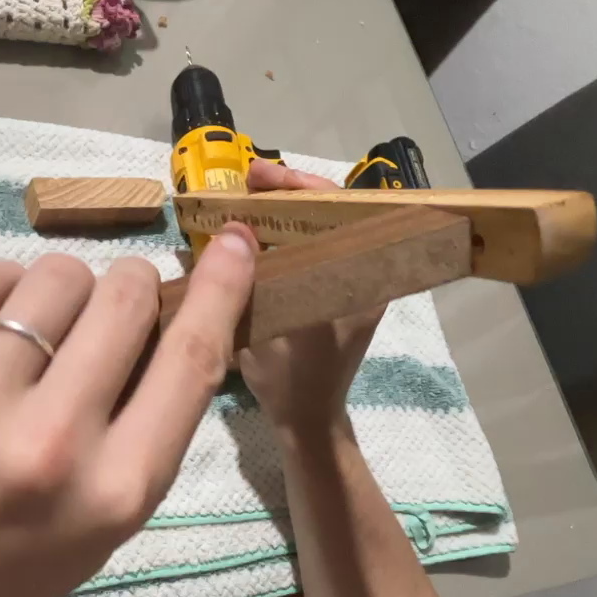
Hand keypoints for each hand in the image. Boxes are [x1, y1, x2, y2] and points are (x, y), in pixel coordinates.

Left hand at [0, 225, 261, 596]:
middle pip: (124, 298)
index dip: (221, 290)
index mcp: (116, 492)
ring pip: (54, 277)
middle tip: (107, 306)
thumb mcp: (95, 532)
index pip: (192, 360)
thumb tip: (166, 329)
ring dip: (59, 290)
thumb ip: (139, 435)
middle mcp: (55, 443)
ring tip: (33, 331)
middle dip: (128, 286)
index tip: (235, 246)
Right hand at [236, 159, 382, 436]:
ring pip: (324, 225)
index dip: (298, 186)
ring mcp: (355, 280)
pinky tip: (258, 229)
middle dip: (289, 190)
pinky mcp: (341, 288)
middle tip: (248, 179)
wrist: (310, 420)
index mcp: (356, 280)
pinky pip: (318, 246)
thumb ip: (248, 285)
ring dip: (288, 208)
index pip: (339, 211)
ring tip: (247, 197)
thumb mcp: (261, 332)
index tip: (258, 176)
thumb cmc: (289, 384)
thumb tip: (232, 234)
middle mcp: (365, 273)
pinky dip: (290, 231)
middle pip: (333, 211)